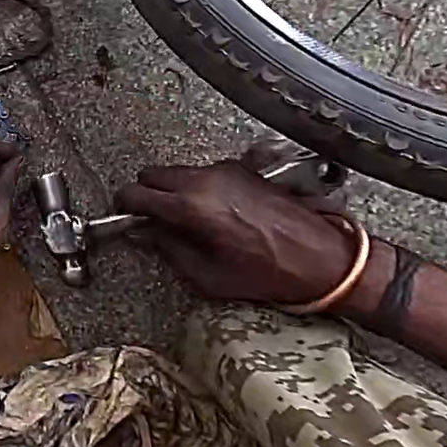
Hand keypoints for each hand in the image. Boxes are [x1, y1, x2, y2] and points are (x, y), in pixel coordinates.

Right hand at [115, 161, 365, 306]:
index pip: (138, 193)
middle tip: (150, 219)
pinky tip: (209, 212)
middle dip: (145, 194)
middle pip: (152, 174)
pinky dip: (194, 187)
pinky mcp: (240, 169)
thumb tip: (144, 234)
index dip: (124, 205)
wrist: (323, 258)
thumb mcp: (210, 277)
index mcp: (193, 207)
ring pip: (177, 172)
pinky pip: (202, 172)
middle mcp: (205, 180)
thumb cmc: (270, 272)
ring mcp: (224, 170)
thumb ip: (169, 250)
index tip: (123, 216)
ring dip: (170, 190)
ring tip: (184, 220)